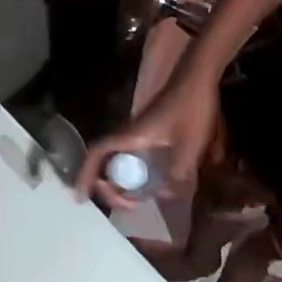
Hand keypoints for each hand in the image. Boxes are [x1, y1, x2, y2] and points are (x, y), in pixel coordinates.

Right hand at [74, 75, 219, 208]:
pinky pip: (133, 152)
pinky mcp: (153, 128)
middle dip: (107, 186)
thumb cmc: (192, 108)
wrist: (200, 77)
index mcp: (132, 136)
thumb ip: (178, 175)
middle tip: (126, 205)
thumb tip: (165, 196)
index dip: (86, 174)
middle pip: (104, 159)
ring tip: (133, 199)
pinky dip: (134, 169)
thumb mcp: (189, 146)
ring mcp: (141, 129)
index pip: (98, 153)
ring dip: (120, 179)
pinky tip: (150, 180)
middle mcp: (130, 132)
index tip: (81, 197)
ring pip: (119, 156)